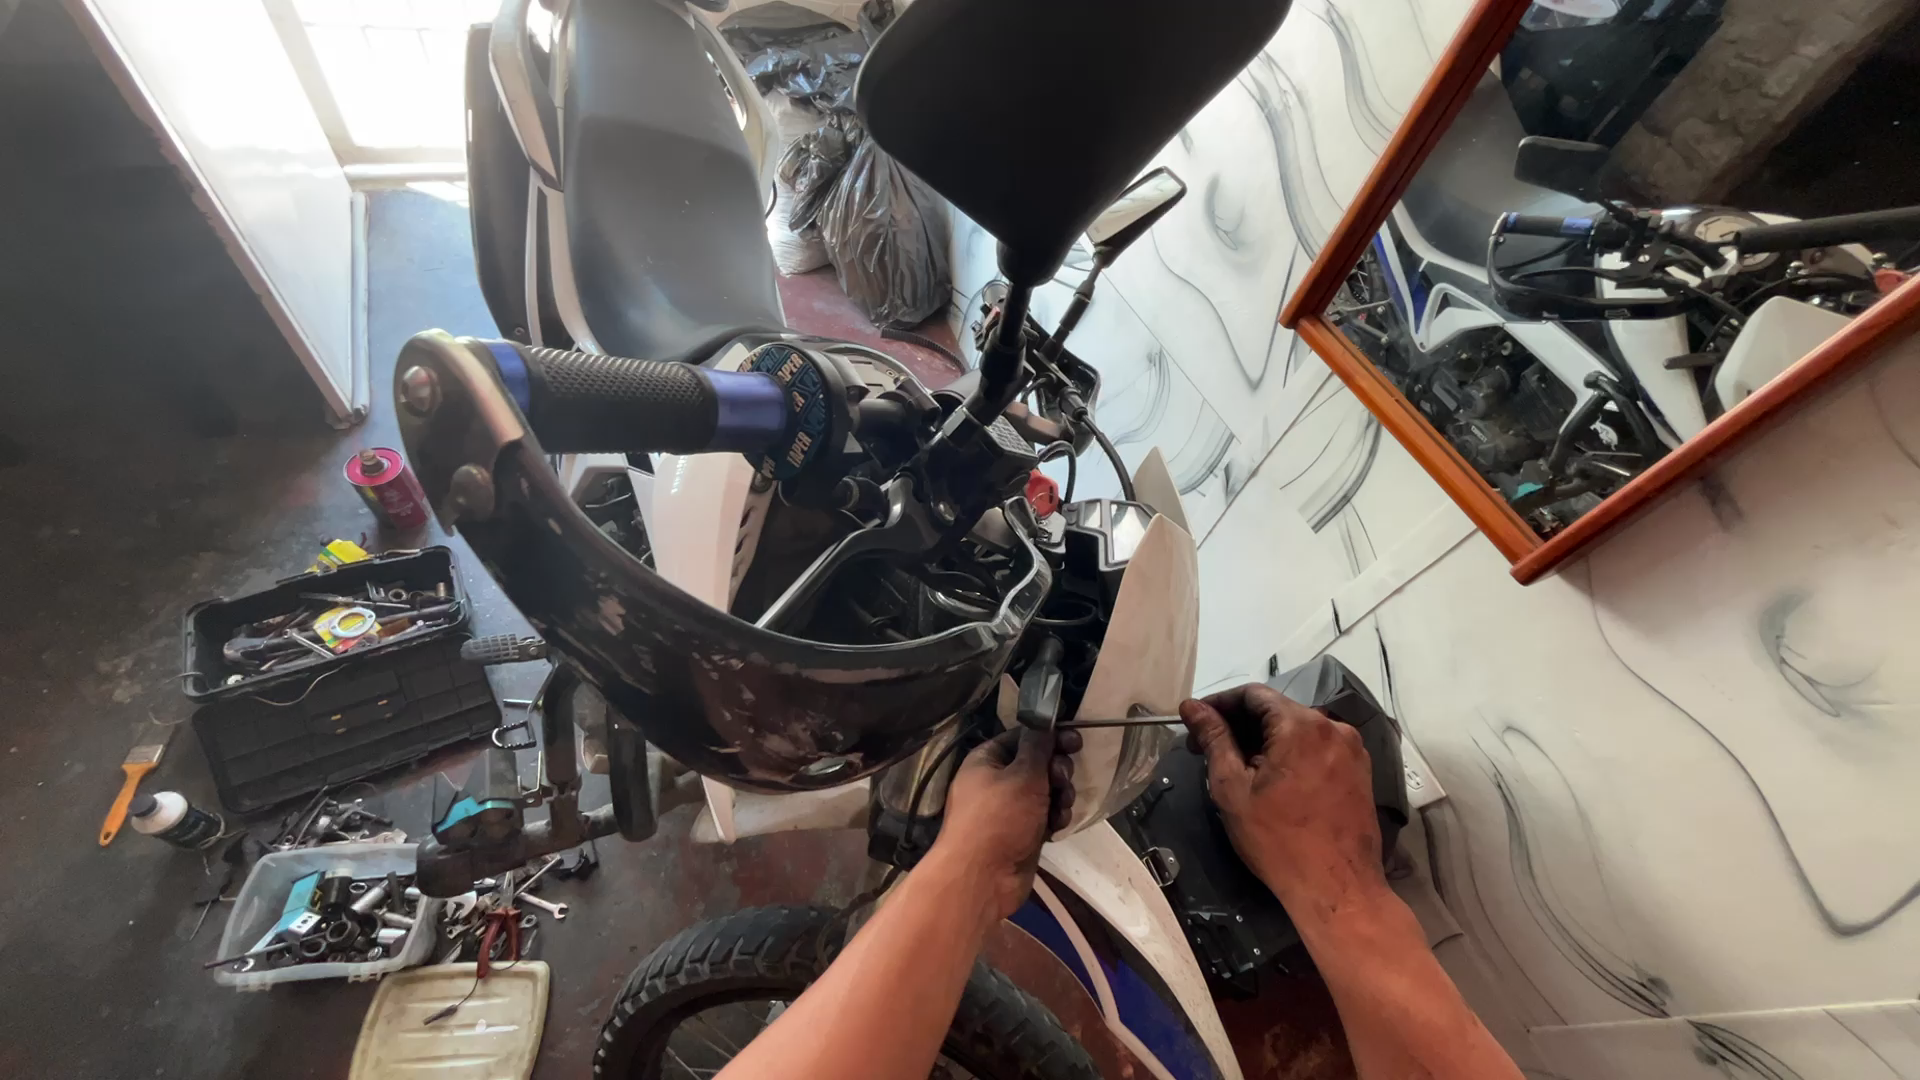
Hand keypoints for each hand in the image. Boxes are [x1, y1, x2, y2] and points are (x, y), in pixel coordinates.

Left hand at [933, 727, 1081, 922]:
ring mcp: (1008, 809)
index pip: (1023, 737)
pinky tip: (1058, 825)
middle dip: (1056, 771)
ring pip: (1044, 791)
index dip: (1050, 737)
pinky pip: (1043, 815)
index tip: (1076, 742)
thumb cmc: (1000, 818)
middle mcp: (995, 781)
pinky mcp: (1020, 832)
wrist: (982, 878)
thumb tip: (1044, 721)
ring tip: (1062, 806)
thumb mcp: (1023, 775)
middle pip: (1036, 764)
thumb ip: (1039, 747)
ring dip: (1059, 796)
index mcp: (987, 759)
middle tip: (1063, 779)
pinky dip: (1054, 817)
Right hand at [1179, 683, 1384, 918]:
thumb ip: (1214, 738)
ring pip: (1296, 729)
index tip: (1196, 723)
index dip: (1219, 704)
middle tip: (1208, 749)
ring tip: (1236, 766)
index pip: (1252, 694)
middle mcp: (1332, 727)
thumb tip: (1192, 706)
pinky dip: (1289, 753)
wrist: (1337, 891)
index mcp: (1300, 725)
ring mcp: (1351, 750)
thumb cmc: (1277, 839)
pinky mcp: (1360, 772)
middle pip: (1276, 710)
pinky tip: (1270, 778)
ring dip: (1264, 740)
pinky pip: (1316, 748)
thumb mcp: (1232, 786)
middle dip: (1239, 725)